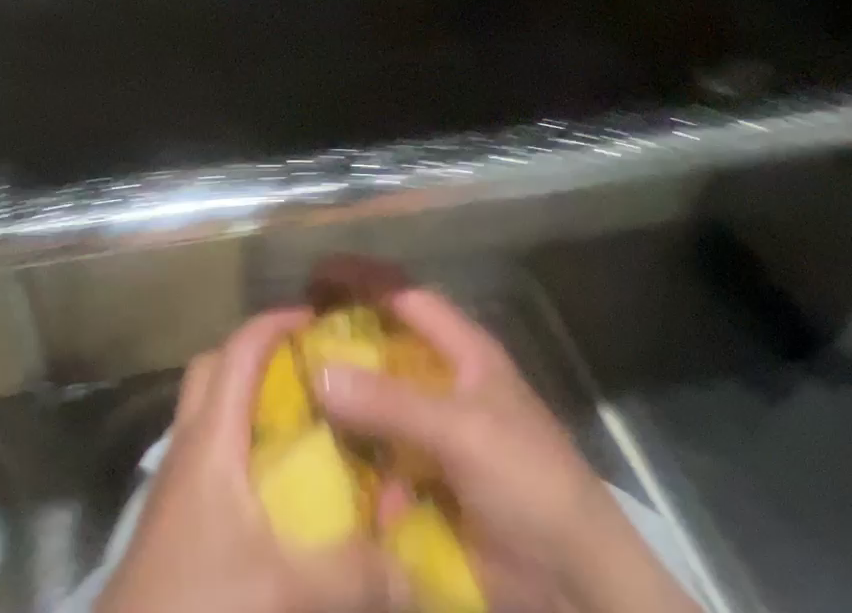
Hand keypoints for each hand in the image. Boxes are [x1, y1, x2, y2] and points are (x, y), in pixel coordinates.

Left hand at [97, 309, 396, 612]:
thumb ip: (356, 572)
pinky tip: (281, 487)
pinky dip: (244, 447)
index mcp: (210, 439)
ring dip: (250, 402)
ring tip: (307, 422)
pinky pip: (212, 454)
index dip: (275, 324)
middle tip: (311, 369)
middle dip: (258, 354)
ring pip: (209, 413)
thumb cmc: (199, 600)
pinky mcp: (178, 514)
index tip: (320, 318)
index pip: (238, 353)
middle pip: (214, 371)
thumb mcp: (286, 590)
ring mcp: (178, 480)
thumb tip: (415, 566)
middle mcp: (188, 446)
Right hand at [315, 290, 699, 612]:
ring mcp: (432, 434)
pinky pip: (374, 457)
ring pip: (372, 406)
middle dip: (336, 345)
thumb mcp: (462, 432)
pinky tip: (313, 464)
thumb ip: (390, 402)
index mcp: (465, 354)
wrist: (569, 576)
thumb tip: (316, 372)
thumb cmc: (528, 481)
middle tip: (282, 344)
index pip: (406, 298)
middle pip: (381, 351)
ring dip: (335, 407)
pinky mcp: (423, 480)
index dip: (363, 280)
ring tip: (282, 404)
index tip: (313, 274)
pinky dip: (348, 459)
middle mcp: (444, 385)